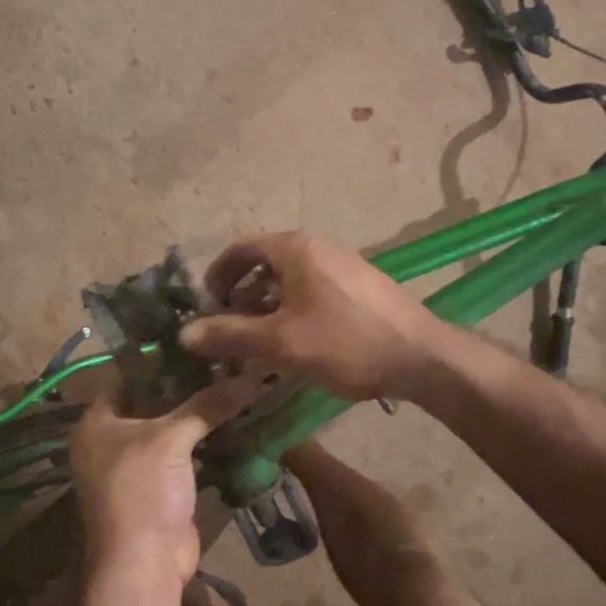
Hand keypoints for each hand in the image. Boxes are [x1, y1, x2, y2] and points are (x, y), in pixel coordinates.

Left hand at [69, 377, 255, 583]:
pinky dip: (207, 441)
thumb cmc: (141, 490)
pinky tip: (236, 420)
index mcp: (96, 423)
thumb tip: (250, 376)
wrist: (144, 563)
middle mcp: (111, 441)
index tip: (194, 339)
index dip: (158, 357)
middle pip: (151, 402)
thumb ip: (205, 406)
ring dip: (200, 414)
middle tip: (224, 359)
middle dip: (186, 385)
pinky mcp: (162, 488)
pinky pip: (185, 455)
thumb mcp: (170, 440)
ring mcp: (137, 466)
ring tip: (236, 383)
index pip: (126, 375)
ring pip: (171, 429)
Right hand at [179, 231, 448, 401]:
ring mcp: (341, 265)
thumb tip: (183, 333)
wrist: (422, 358)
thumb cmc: (346, 342)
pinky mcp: (357, 287)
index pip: (239, 249)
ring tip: (254, 344)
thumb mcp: (280, 342)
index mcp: (295, 248)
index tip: (204, 309)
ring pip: (287, 280)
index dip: (215, 277)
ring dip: (263, 308)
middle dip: (238, 297)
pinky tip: (292, 345)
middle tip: (225, 331)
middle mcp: (317, 246)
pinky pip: (310, 290)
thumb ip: (229, 335)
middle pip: (262, 264)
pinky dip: (290, 311)